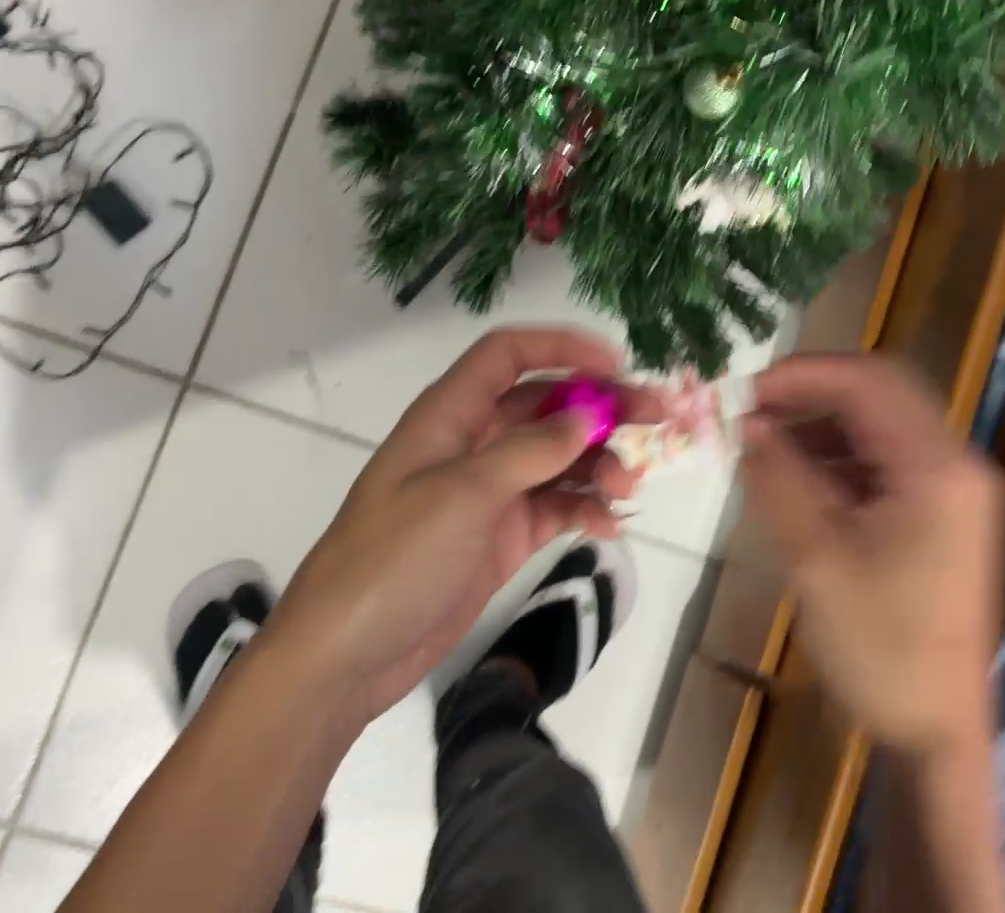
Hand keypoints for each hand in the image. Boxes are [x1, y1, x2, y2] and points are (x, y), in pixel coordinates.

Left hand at [262, 328, 655, 728]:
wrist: (348, 655)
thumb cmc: (394, 558)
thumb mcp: (463, 494)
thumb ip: (531, 451)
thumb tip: (589, 417)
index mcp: (451, 416)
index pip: (507, 357)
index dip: (561, 349)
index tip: (616, 364)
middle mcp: (475, 445)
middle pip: (547, 407)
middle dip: (601, 410)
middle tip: (656, 421)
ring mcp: (491, 493)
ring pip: (560, 459)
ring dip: (599, 465)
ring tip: (629, 487)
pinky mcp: (504, 536)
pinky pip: (557, 507)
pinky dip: (586, 509)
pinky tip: (611, 525)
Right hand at [740, 355, 1004, 757]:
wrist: (940, 730)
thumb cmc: (880, 650)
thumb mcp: (816, 560)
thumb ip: (779, 480)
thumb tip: (746, 426)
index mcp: (938, 468)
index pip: (868, 382)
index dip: (801, 375)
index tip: (742, 392)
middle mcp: (958, 463)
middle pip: (882, 392)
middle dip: (811, 393)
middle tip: (750, 411)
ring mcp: (957, 489)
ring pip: (884, 425)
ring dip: (824, 425)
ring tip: (764, 444)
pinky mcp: (945, 514)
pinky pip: (889, 462)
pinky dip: (842, 458)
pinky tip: (799, 476)